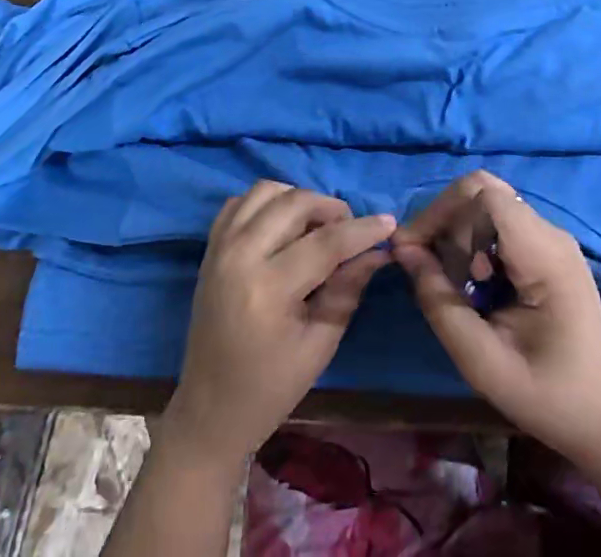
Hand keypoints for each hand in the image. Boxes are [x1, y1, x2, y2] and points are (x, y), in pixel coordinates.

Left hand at [161, 181, 395, 462]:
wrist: (211, 408)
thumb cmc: (272, 387)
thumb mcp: (320, 343)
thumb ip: (348, 289)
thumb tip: (378, 251)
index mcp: (268, 288)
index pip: (326, 242)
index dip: (363, 230)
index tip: (390, 223)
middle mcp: (239, 256)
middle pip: (294, 203)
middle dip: (331, 209)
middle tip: (350, 231)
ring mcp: (219, 248)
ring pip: (265, 191)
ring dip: (298, 200)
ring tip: (317, 227)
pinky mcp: (210, 249)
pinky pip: (239, 203)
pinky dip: (267, 204)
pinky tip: (284, 227)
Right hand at [393, 170, 600, 464]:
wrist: (597, 411)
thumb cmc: (543, 393)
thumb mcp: (480, 360)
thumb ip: (439, 301)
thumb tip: (403, 250)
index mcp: (546, 258)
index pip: (486, 196)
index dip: (441, 212)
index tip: (413, 250)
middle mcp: (552, 234)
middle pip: (483, 192)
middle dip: (444, 220)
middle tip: (427, 266)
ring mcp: (551, 237)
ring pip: (487, 203)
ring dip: (457, 233)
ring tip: (454, 281)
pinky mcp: (545, 246)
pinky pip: (498, 221)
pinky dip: (472, 241)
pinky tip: (472, 281)